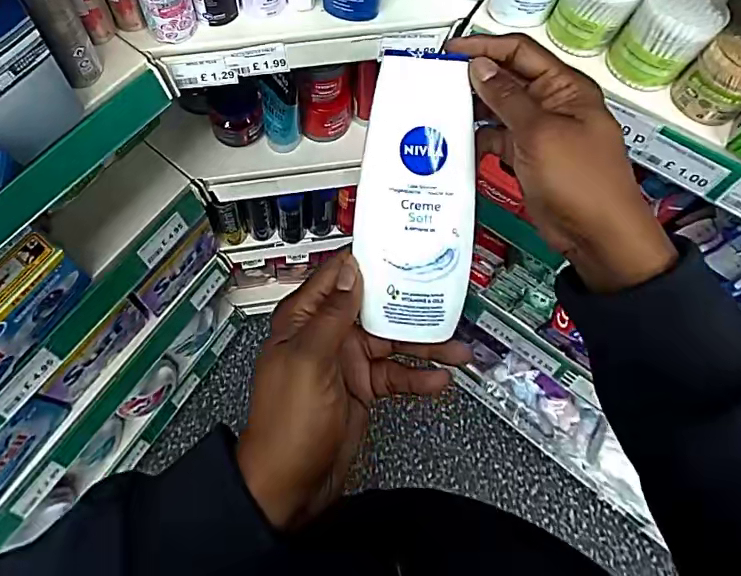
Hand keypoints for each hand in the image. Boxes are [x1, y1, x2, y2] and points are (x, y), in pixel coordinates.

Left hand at [235, 252, 469, 528]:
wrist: (288, 489)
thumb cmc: (284, 425)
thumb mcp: (309, 360)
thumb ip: (332, 314)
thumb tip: (349, 272)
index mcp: (306, 319)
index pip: (340, 276)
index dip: (368, 262)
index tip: (400, 251)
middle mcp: (328, 334)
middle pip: (375, 308)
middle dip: (409, 304)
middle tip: (442, 299)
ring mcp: (347, 360)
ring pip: (392, 342)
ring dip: (425, 345)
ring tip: (455, 348)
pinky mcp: (362, 387)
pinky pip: (396, 374)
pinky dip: (419, 377)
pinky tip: (439, 379)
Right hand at [447, 32, 676, 292]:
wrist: (599, 237)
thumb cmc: (584, 182)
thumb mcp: (540, 132)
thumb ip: (506, 97)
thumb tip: (480, 66)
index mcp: (565, 87)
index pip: (520, 52)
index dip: (485, 47)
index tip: (453, 49)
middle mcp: (552, 103)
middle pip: (507, 77)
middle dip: (474, 76)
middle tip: (439, 78)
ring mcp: (539, 130)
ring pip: (498, 107)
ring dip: (473, 106)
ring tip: (441, 105)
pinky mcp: (527, 154)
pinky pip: (497, 136)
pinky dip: (478, 137)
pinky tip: (456, 139)